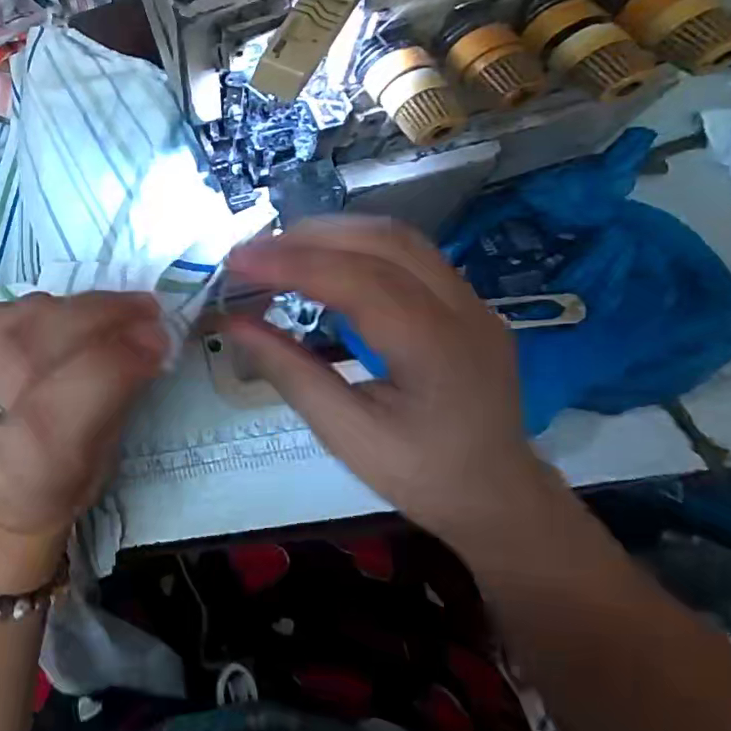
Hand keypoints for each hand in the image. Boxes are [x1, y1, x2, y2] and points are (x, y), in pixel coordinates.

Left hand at [0, 291, 169, 591]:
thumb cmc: (62, 482)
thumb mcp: (104, 456)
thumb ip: (121, 393)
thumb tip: (148, 336)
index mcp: (33, 451)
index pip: (83, 381)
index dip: (126, 351)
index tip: (160, 336)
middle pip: (52, 336)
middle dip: (108, 315)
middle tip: (146, 309)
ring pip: (31, 313)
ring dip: (81, 305)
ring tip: (113, 309)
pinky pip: (9, 308)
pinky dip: (45, 306)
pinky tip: (67, 318)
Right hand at [221, 215, 554, 540]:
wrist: (498, 496)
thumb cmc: (420, 474)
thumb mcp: (345, 434)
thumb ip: (289, 372)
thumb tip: (233, 322)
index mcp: (438, 349)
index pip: (360, 280)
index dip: (292, 263)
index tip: (237, 262)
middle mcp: (463, 310)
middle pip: (382, 241)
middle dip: (307, 239)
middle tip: (251, 254)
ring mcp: (471, 300)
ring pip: (396, 237)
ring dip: (331, 234)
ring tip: (277, 251)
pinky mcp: (465, 300)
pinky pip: (406, 252)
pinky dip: (354, 245)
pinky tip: (321, 262)